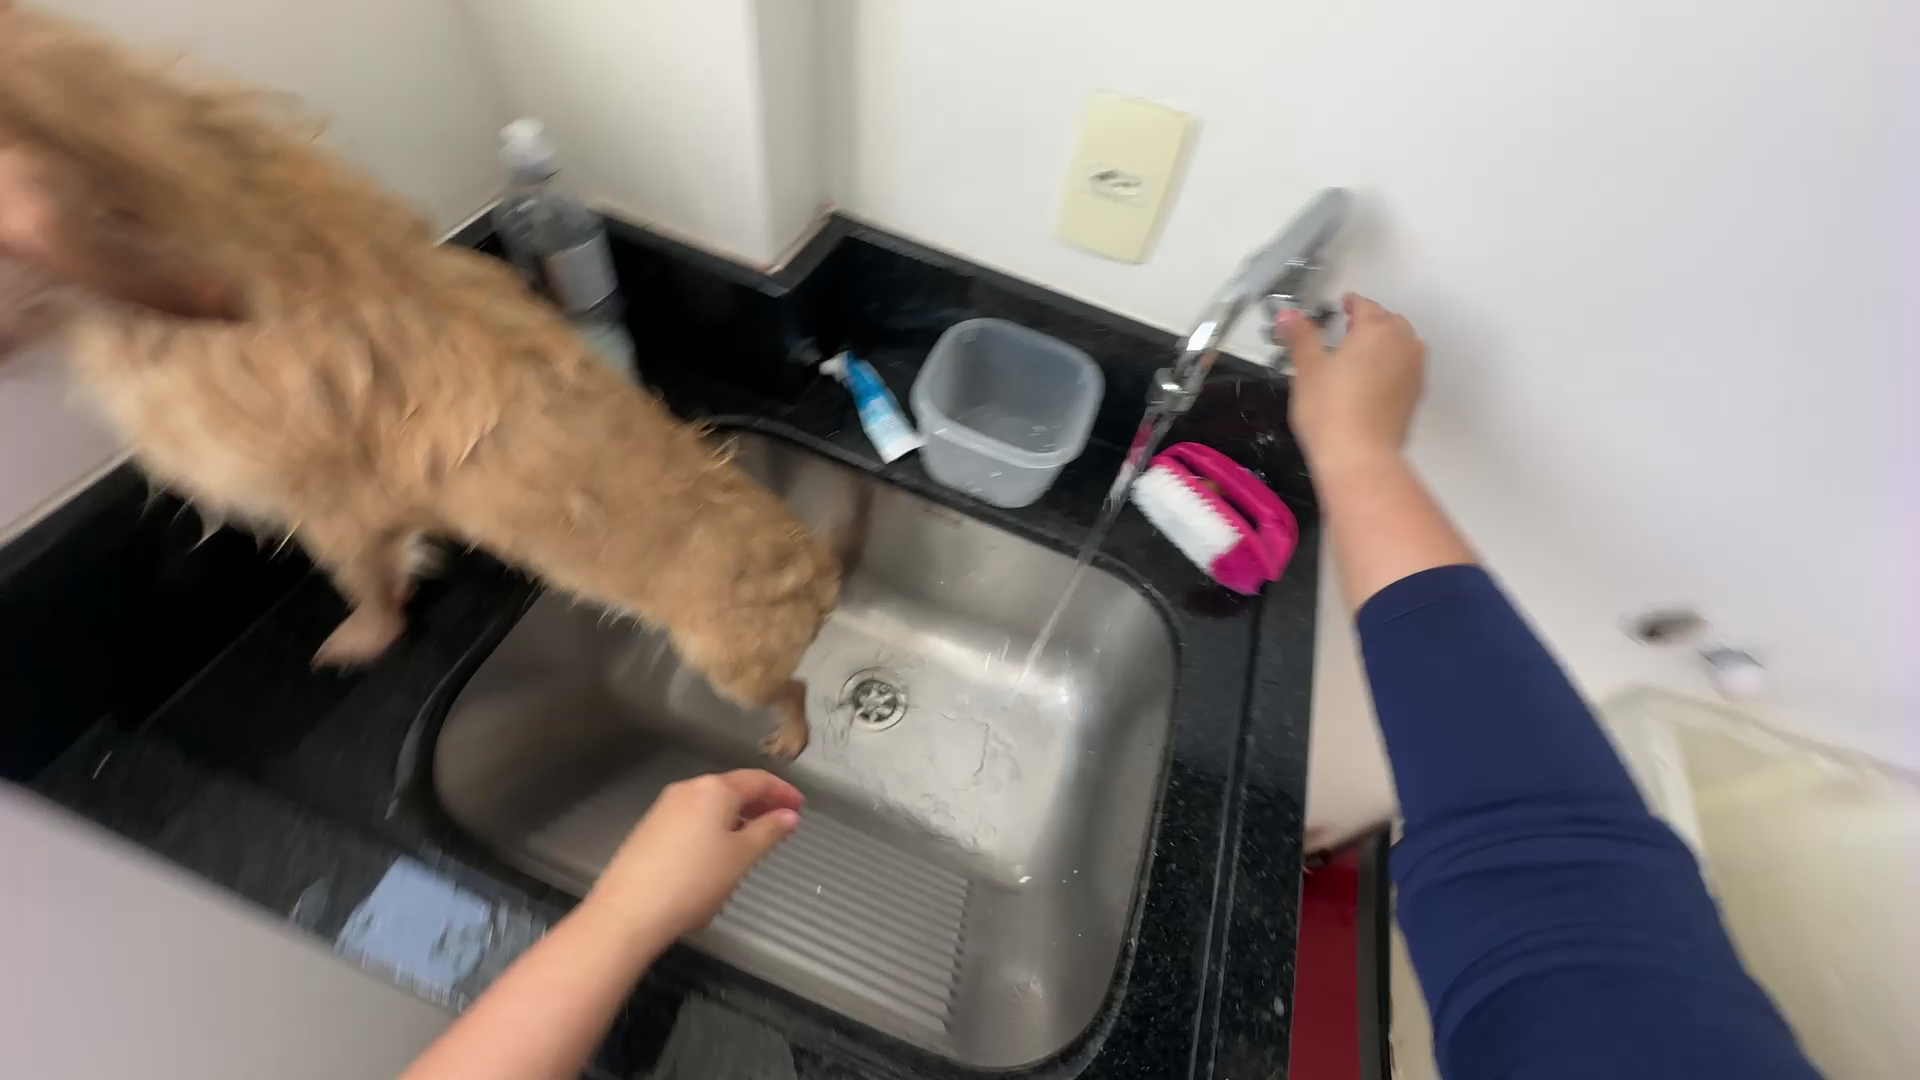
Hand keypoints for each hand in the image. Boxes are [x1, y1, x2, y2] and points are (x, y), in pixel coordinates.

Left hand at [586, 770, 802, 941]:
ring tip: (753, 842)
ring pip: (711, 805)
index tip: (800, 807)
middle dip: (760, 804)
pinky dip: (714, 827)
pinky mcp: (649, 830)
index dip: (783, 792)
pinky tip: (717, 854)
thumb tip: (789, 815)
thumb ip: (769, 831)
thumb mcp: (742, 857)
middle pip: (733, 789)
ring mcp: (665, 808)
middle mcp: (689, 790)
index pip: (758, 780)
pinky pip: (692, 819)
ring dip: (737, 817)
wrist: (625, 915)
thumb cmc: (693, 881)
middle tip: (781, 823)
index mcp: (715, 789)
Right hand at [1276, 294, 1425, 473]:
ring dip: (1385, 342)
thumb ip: (1300, 337)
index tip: (1342, 305)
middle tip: (1349, 329)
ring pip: (1402, 344)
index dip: (1351, 303)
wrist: (1359, 456)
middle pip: (1389, 322)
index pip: (1365, 306)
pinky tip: (1372, 381)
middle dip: (1371, 321)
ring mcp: (1414, 370)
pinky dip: (1391, 365)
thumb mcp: (1307, 369)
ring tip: (1361, 354)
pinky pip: (1405, 368)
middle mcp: (1403, 343)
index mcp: (1376, 329)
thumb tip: (1287, 314)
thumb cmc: (1328, 408)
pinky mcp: (1415, 395)